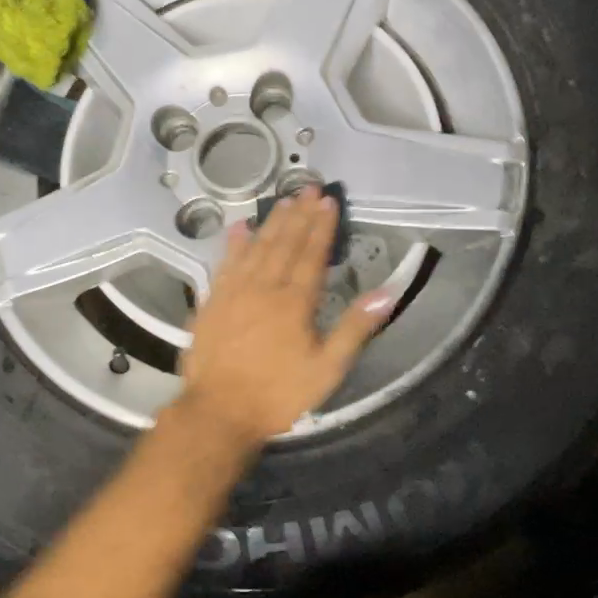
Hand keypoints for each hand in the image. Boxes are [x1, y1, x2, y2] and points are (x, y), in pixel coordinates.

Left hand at [174, 187, 392, 445]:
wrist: (218, 411)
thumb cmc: (278, 394)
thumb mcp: (327, 369)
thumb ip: (354, 328)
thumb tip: (386, 293)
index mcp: (295, 302)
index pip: (312, 254)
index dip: (322, 226)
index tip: (329, 201)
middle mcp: (263, 288)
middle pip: (284, 243)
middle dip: (299, 215)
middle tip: (308, 187)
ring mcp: (233, 292)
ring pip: (256, 248)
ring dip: (271, 222)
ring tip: (284, 201)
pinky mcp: (211, 302)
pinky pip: (225, 264)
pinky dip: (234, 243)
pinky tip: (239, 228)